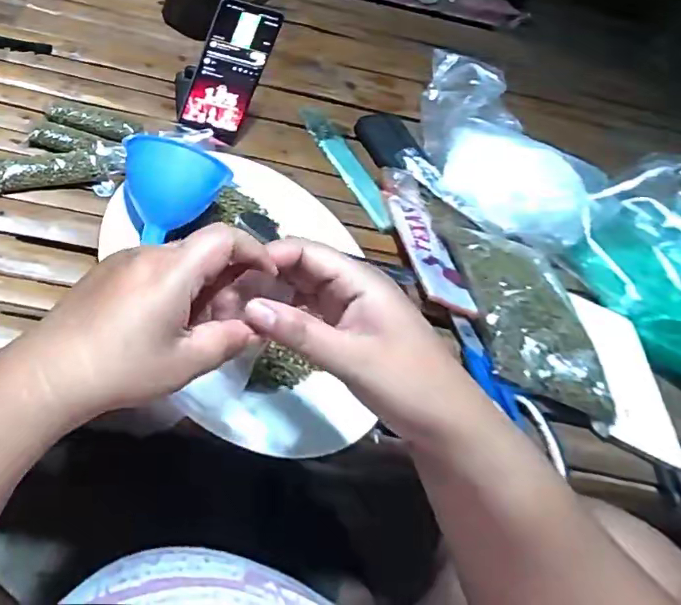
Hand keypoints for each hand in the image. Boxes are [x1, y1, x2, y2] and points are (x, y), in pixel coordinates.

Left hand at [0, 224, 273, 423]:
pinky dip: (172, 283)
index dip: (253, 250)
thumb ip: (228, 339)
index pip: (223, 236)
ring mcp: (123, 257)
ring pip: (176, 258)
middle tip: (235, 314)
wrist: (54, 367)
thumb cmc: (124, 367)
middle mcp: (148, 251)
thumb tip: (254, 326)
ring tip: (200, 324)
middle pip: (200, 248)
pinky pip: (152, 266)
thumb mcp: (185, 362)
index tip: (268, 276)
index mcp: (171, 267)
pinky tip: (165, 320)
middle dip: (227, 275)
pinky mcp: (107, 270)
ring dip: (198, 281)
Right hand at [245, 240, 491, 443]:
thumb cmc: (409, 385)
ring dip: (271, 295)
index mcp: (359, 278)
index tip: (234, 273)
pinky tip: (261, 326)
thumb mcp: (351, 358)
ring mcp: (347, 306)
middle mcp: (350, 284)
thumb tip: (248, 306)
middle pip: (298, 266)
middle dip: (264, 275)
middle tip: (228, 293)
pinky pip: (305, 310)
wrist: (452, 430)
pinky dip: (283, 315)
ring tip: (237, 308)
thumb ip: (299, 331)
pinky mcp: (344, 328)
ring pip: (299, 288)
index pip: (305, 250)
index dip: (269, 255)